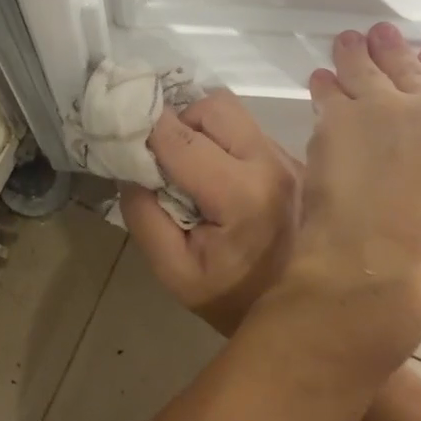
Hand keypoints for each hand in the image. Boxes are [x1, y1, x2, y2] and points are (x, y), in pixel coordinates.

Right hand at [119, 91, 300, 335]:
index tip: (123, 135)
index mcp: (242, 193)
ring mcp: (290, 160)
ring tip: (189, 165)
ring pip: (235, 113)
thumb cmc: (229, 296)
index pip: (178, 136)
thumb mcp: (172, 269)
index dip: (143, 130)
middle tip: (162, 156)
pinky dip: (223, 140)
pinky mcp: (296, 161)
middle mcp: (272, 164)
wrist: (297, 314)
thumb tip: (131, 163)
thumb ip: (143, 213)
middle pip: (214, 106)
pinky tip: (215, 173)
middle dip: (178, 122)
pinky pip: (250, 130)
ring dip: (202, 128)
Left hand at [285, 23, 420, 338]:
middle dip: (395, 51)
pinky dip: (326, 84)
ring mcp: (380, 111)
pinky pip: (329, 92)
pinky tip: (322, 79)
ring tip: (348, 43)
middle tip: (381, 36)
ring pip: (366, 70)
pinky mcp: (336, 122)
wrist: (377, 270)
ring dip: (356, 54)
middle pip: (410, 71)